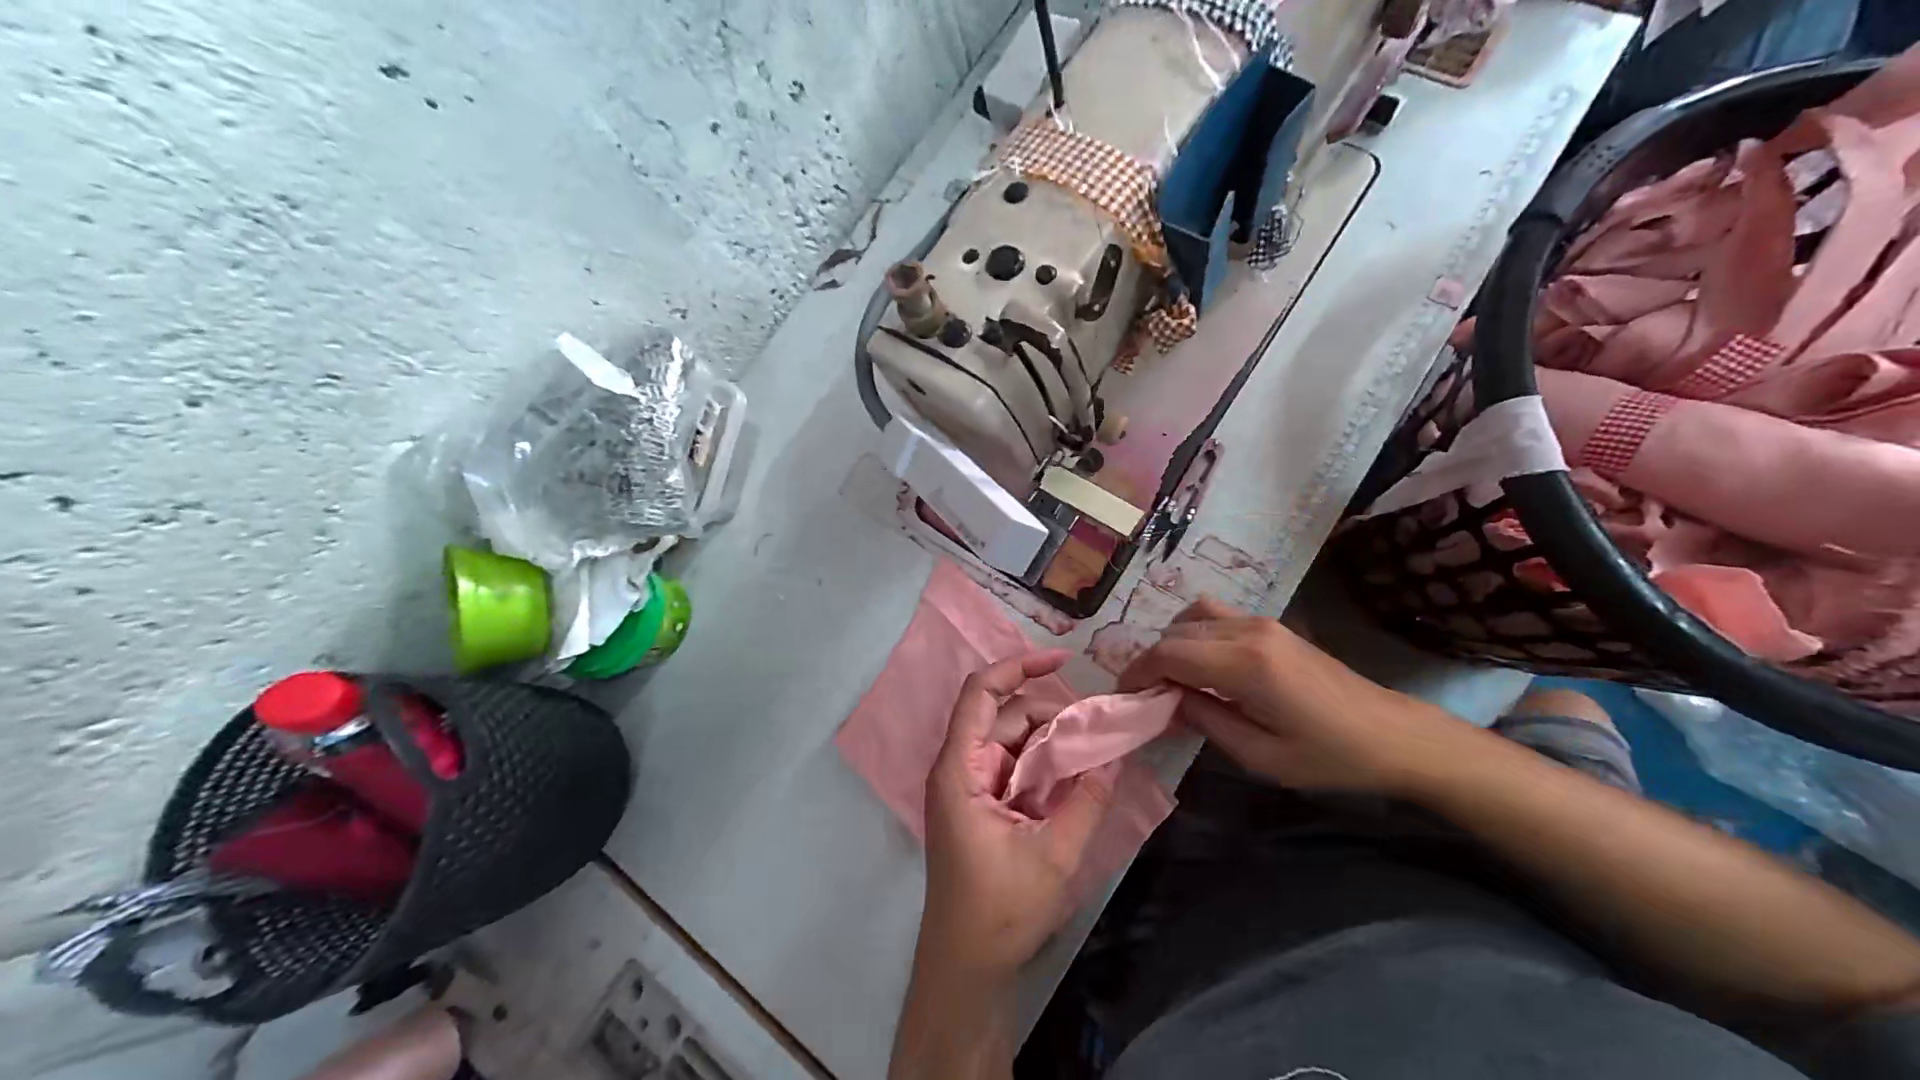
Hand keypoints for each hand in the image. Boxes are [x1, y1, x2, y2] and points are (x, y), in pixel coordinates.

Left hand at [918, 650, 1114, 981]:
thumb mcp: (1053, 855)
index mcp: (960, 770)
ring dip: (1052, 742)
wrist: (967, 966)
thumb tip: (1113, 757)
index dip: (1018, 667)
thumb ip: (1086, 802)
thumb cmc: (999, 911)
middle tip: (1099, 725)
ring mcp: (971, 787)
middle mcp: (960, 769)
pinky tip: (1078, 776)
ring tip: (1096, 750)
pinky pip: (1016, 769)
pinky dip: (1046, 766)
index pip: (981, 693)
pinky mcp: (984, 806)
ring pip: (1014, 742)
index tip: (1062, 660)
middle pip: (1005, 717)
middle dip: (1051, 713)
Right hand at [1118, 596, 1470, 795]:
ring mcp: (1262, 622)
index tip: (1125, 698)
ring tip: (1174, 680)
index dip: (1138, 673)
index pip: (1167, 654)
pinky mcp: (1272, 624)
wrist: (1394, 734)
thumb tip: (1166, 700)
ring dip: (1172, 645)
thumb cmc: (1330, 756)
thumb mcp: (1261, 755)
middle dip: (1151, 662)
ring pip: (1191, 617)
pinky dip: (1194, 634)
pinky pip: (1214, 616)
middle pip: (1174, 633)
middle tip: (1148, 697)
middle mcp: (1248, 631)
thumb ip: (1205, 720)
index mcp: (1245, 665)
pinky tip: (1202, 664)